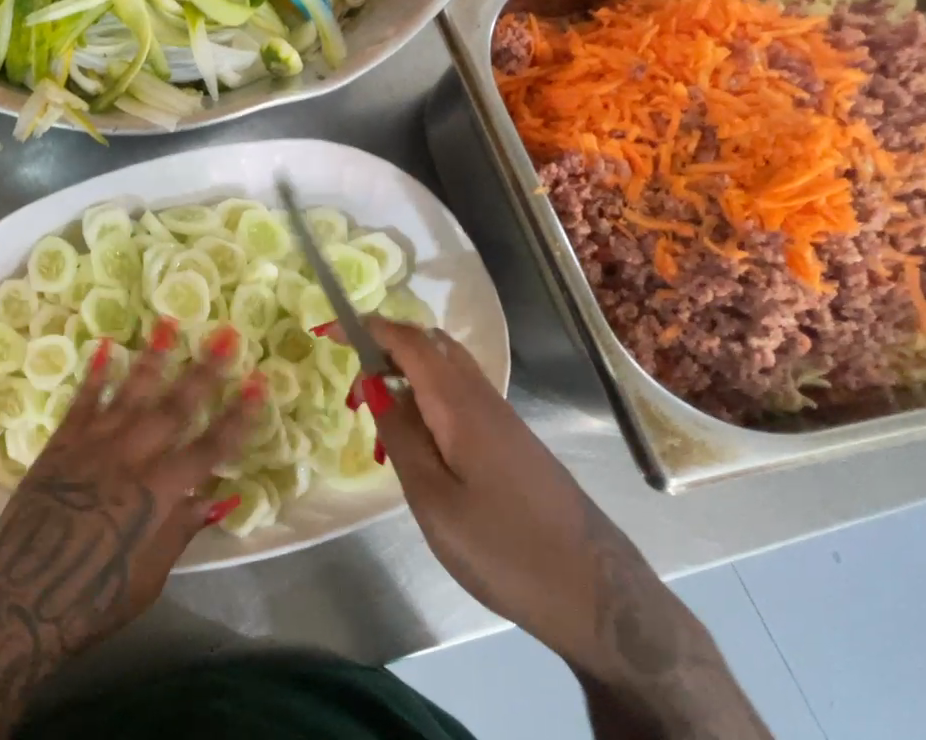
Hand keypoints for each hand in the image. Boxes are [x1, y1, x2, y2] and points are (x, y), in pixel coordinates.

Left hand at [0, 322, 263, 739]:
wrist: (22, 596)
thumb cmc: (94, 599)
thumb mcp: (148, 575)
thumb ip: (179, 530)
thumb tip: (217, 498)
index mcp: (157, 496)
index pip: (208, 450)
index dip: (236, 418)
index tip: (259, 385)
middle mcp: (127, 461)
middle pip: (172, 410)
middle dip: (202, 372)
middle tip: (223, 335)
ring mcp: (89, 448)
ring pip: (127, 396)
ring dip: (151, 359)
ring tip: (167, 323)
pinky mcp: (58, 446)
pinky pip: (80, 404)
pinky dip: (94, 375)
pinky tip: (104, 348)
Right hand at [364, 319, 770, 739]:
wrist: (597, 596)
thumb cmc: (503, 549)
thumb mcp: (432, 499)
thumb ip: (400, 436)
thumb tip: (373, 383)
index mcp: (462, 407)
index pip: (412, 343)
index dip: (370, 328)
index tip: (328, 330)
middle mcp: (486, 402)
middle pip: (435, 346)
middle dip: (388, 342)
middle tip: (348, 369)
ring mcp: (505, 423)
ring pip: (451, 370)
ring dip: (408, 368)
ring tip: (373, 400)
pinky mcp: (513, 445)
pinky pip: (462, 396)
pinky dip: (428, 393)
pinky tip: (414, 431)